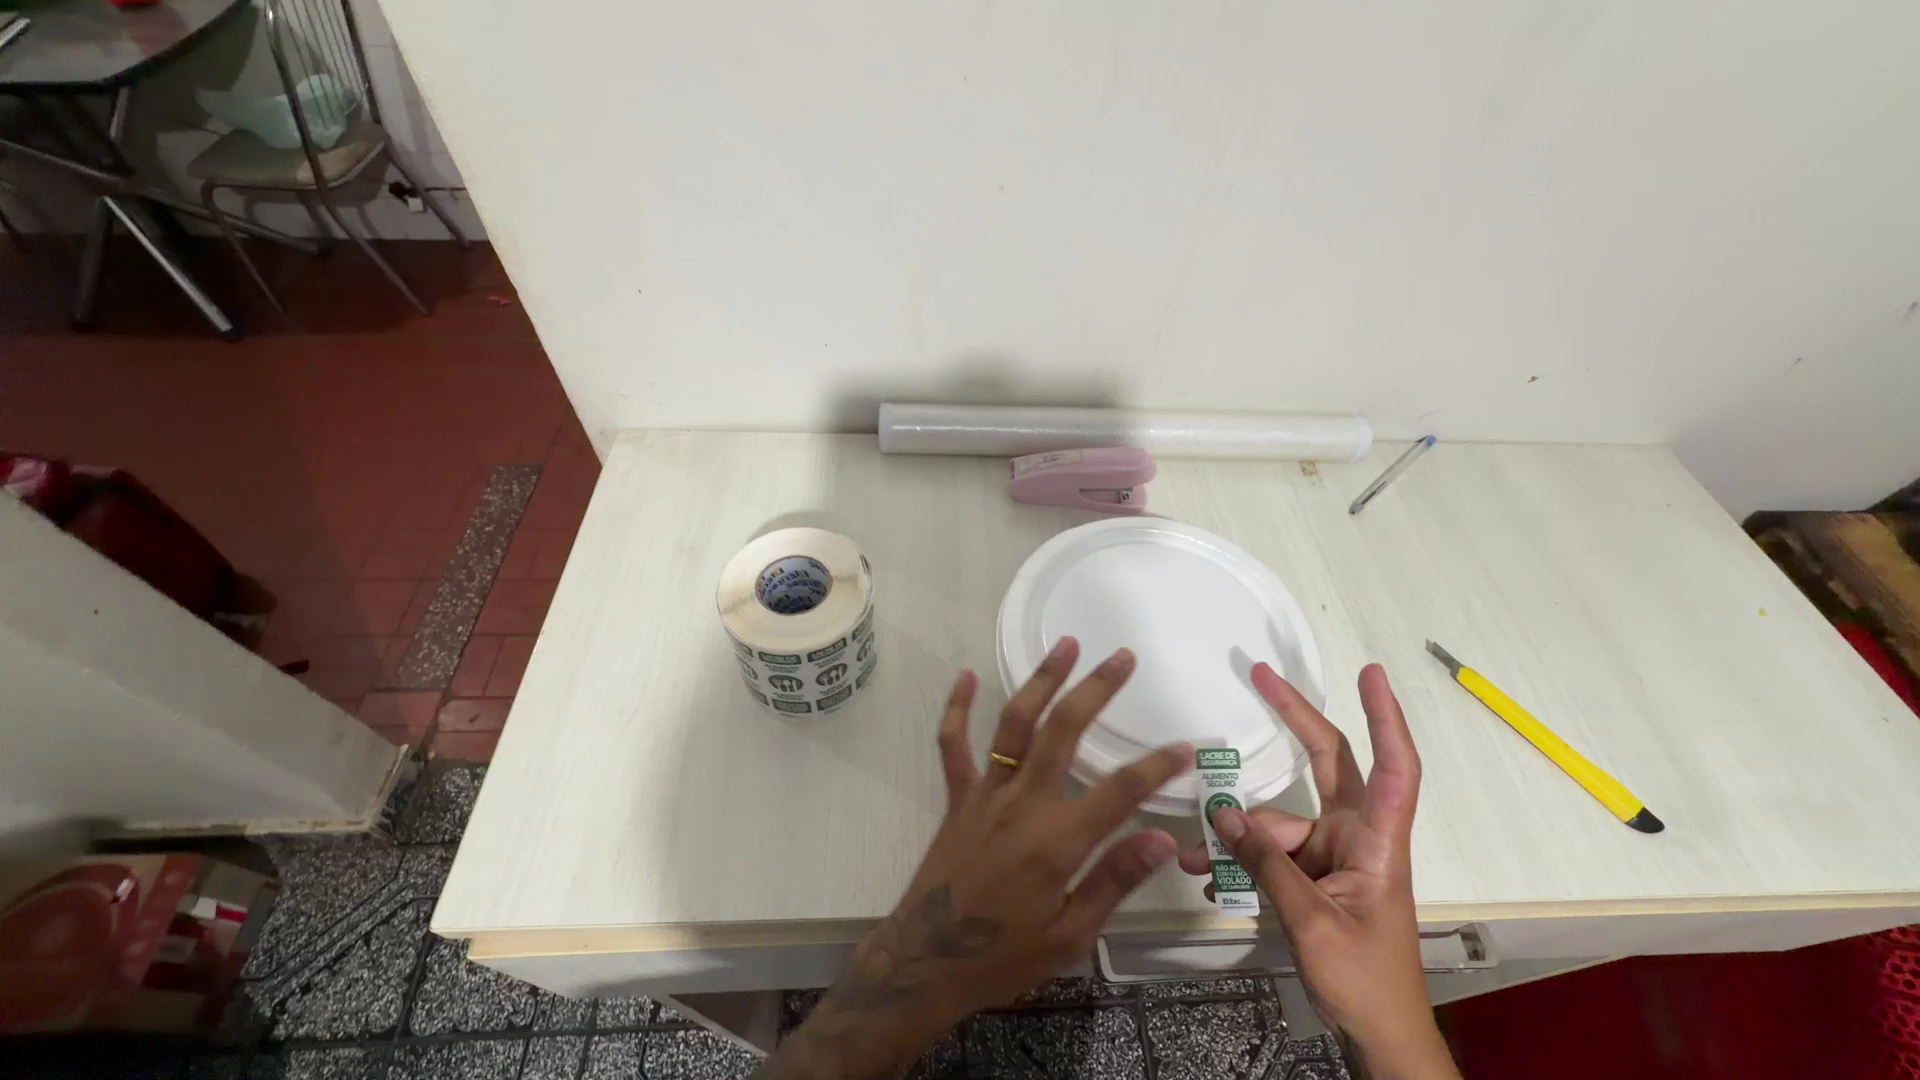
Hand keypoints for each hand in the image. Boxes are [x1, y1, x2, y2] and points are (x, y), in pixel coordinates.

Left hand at [760, 638, 1189, 1079]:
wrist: (927, 961)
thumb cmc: (1004, 955)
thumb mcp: (1070, 934)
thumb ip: (1114, 880)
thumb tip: (1162, 839)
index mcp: (1057, 840)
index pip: (1120, 791)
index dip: (1157, 766)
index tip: (1186, 745)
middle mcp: (1022, 802)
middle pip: (1064, 731)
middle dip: (1096, 690)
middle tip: (1122, 656)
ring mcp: (985, 793)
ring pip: (1015, 724)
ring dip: (1041, 681)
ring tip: (1065, 645)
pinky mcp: (958, 797)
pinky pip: (953, 745)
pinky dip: (957, 708)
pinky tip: (966, 675)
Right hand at [1179, 662, 1457, 1078]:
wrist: (1379, 1035)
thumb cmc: (1365, 980)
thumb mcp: (1310, 921)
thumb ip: (1266, 864)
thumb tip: (1223, 814)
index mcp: (1377, 841)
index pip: (1393, 766)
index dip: (1384, 717)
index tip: (1368, 673)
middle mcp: (1356, 835)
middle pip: (1327, 762)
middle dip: (1294, 718)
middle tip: (1258, 674)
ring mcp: (1332, 854)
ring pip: (1278, 821)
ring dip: (1236, 834)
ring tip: (1194, 856)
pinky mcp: (1311, 875)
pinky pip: (1269, 852)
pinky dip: (1238, 859)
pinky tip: (1207, 872)